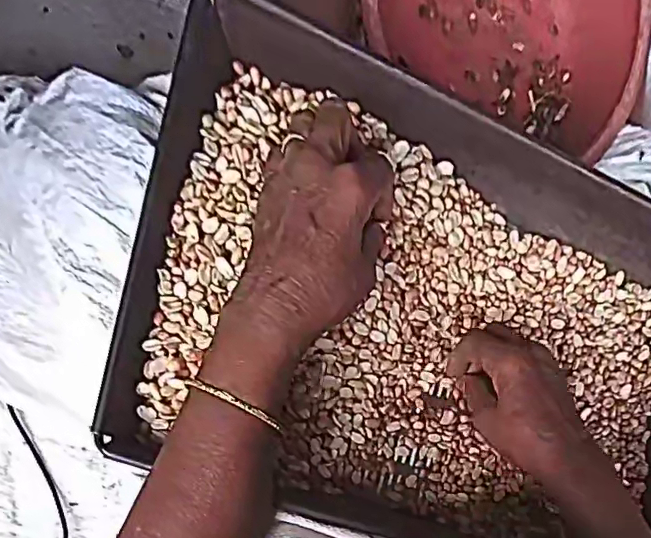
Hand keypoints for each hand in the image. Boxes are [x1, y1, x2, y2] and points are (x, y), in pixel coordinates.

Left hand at [219, 101, 394, 365]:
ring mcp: (286, 174)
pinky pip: (282, 157)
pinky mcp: (265, 190)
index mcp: (351, 186)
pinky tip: (305, 191)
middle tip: (358, 168)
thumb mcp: (365, 271)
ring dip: (320, 144)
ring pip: (303, 128)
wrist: (274, 306)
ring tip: (330, 174)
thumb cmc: (317, 292)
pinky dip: (296, 165)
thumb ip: (371, 239)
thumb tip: (370, 230)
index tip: (379, 211)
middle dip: (353, 139)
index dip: (384, 190)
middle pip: (337, 119)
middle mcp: (316, 168)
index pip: (379, 166)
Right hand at [446, 326, 620, 505]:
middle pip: (493, 332)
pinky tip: (503, 386)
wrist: (564, 455)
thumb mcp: (487, 420)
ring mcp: (545, 360)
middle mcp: (531, 354)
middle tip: (465, 374)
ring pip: (510, 340)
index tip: (453, 373)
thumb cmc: (531, 442)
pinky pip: (526, 353)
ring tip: (483, 382)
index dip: (457, 357)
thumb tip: (469, 382)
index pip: (475, 341)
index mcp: (511, 362)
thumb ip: (473, 393)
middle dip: (474, 350)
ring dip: (493, 354)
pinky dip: (510, 361)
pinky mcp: (553, 372)